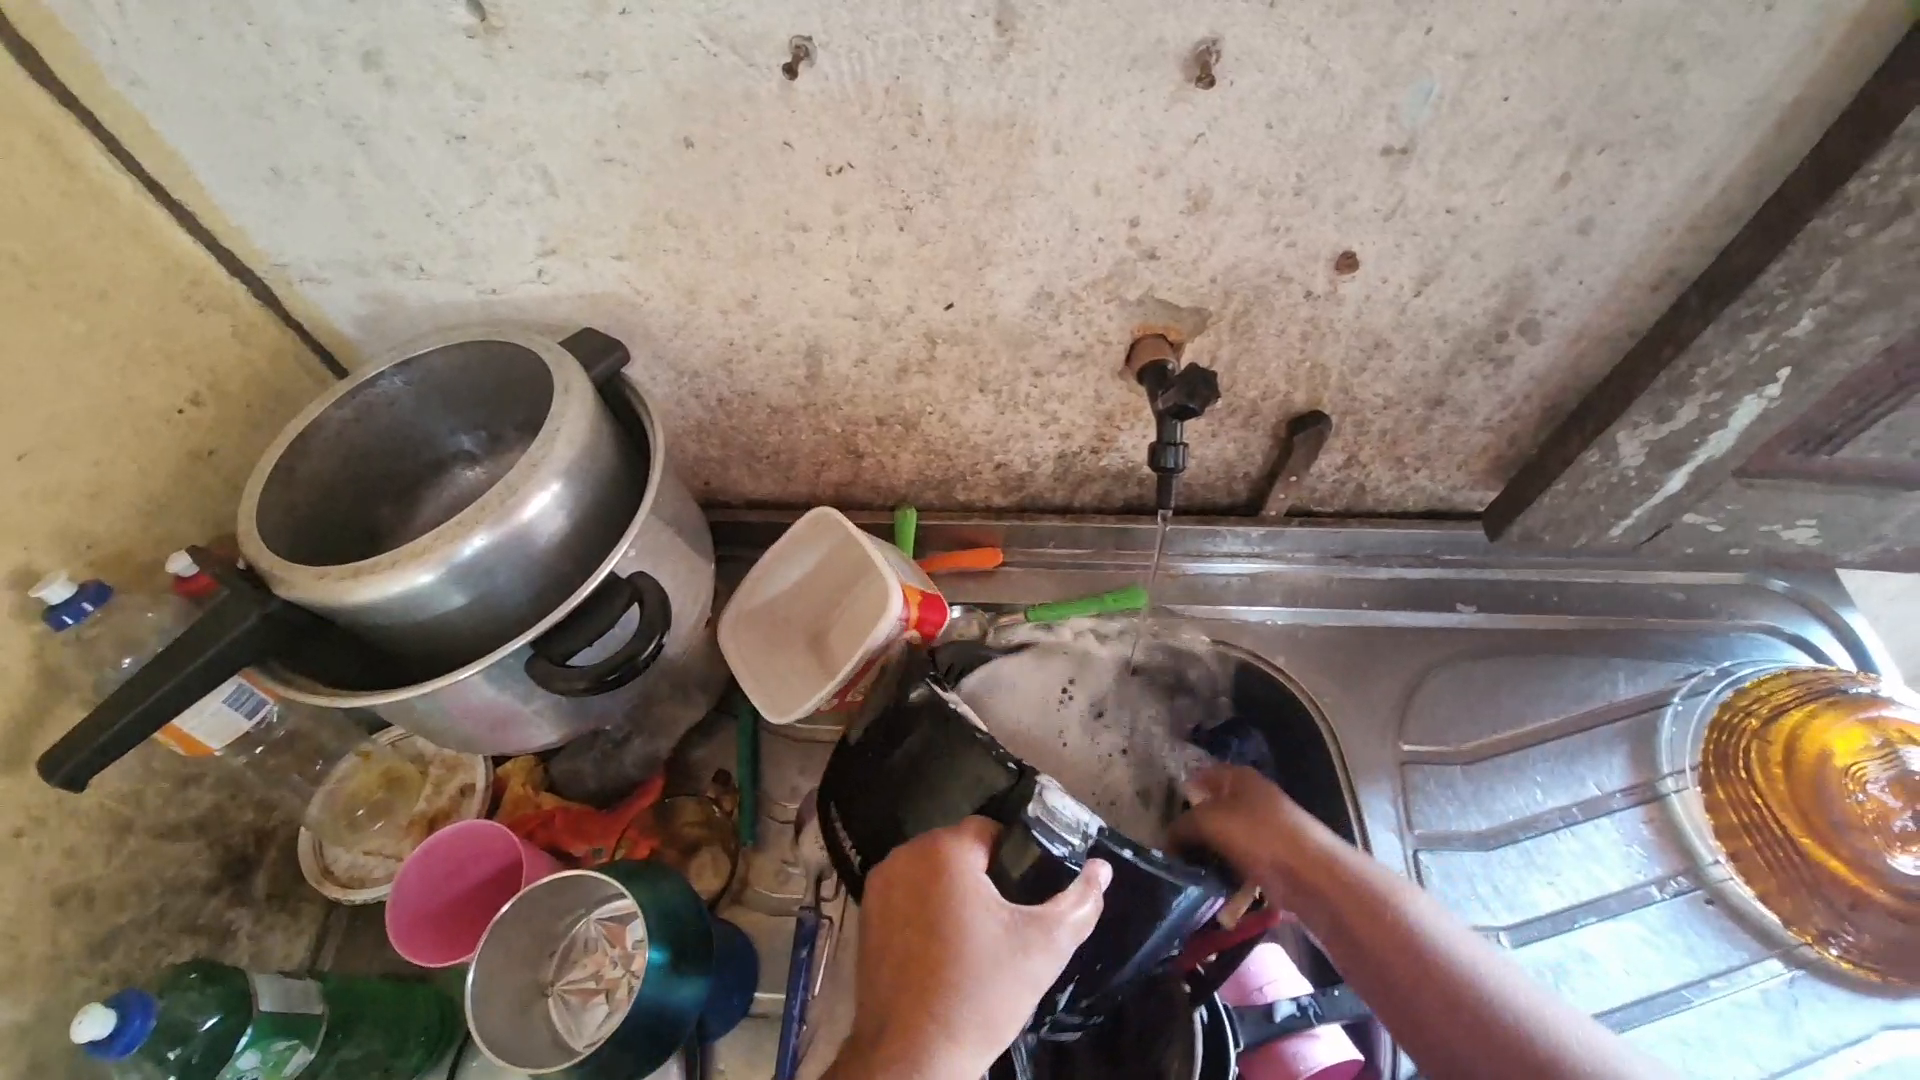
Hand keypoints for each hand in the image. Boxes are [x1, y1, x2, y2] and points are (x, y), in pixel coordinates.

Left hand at [825, 817, 1110, 1079]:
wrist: (912, 1060)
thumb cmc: (979, 994)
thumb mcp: (1043, 946)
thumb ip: (1079, 902)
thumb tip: (1102, 869)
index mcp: (943, 850)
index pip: (992, 831)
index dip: (1018, 859)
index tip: (1029, 897)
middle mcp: (904, 856)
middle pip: (960, 852)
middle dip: (987, 879)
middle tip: (1009, 924)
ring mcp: (878, 887)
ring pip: (933, 876)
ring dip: (956, 896)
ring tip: (980, 940)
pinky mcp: (865, 918)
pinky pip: (909, 899)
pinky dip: (928, 915)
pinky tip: (946, 953)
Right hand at [1169, 765, 1341, 907]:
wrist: (1310, 873)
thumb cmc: (1257, 833)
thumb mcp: (1207, 820)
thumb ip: (1181, 826)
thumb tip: (1166, 840)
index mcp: (1237, 778)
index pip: (1199, 776)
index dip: (1178, 791)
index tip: (1158, 814)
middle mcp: (1250, 799)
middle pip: (1210, 810)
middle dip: (1190, 829)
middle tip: (1167, 847)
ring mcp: (1262, 831)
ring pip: (1223, 841)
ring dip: (1206, 856)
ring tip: (1184, 872)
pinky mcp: (1270, 861)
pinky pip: (1238, 866)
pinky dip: (1225, 878)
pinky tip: (1209, 889)